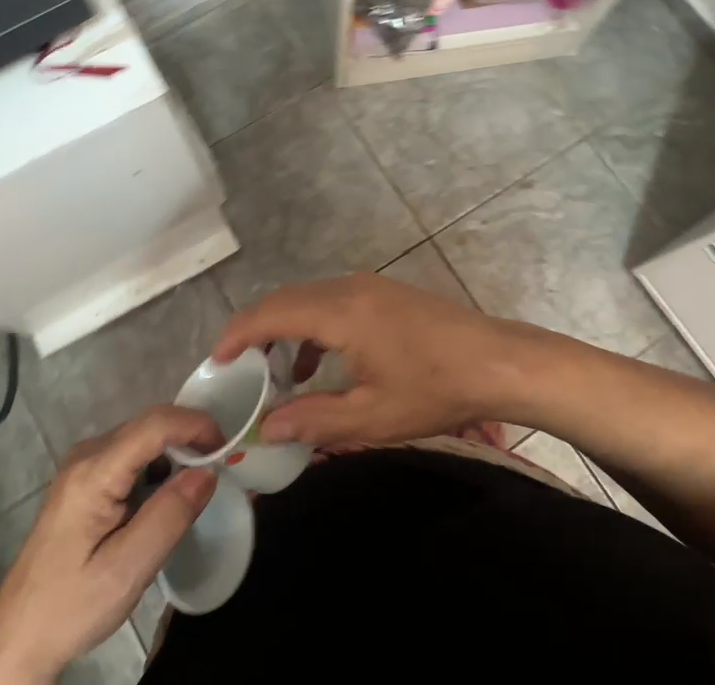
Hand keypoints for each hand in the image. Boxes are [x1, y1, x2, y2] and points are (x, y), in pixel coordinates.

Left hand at [0, 406, 222, 684]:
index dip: (196, 425)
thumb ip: (170, 514)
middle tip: (223, 465)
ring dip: (174, 450)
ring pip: (140, 438)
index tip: (228, 447)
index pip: (154, 424)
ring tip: (201, 481)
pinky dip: (157, 465)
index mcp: (93, 473)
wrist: (18, 637)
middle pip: (148, 424)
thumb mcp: (128, 567)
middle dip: (190, 436)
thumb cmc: (72, 605)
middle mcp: (84, 457)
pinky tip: (167, 495)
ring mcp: (80, 469)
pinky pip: (128, 456)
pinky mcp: (81, 484)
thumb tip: (208, 471)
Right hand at [211, 272, 546, 446]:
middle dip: (255, 331)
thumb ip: (314, 419)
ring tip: (271, 373)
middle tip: (235, 371)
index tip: (214, 360)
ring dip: (284, 329)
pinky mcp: (386, 294)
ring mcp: (371, 286)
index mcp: (340, 312)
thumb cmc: (435, 389)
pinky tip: (317, 365)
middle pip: (285, 299)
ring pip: (308, 299)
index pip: (270, 313)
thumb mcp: (371, 416)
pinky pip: (332, 302)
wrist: (499, 363)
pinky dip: (312, 327)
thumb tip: (267, 428)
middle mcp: (349, 288)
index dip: (237, 334)